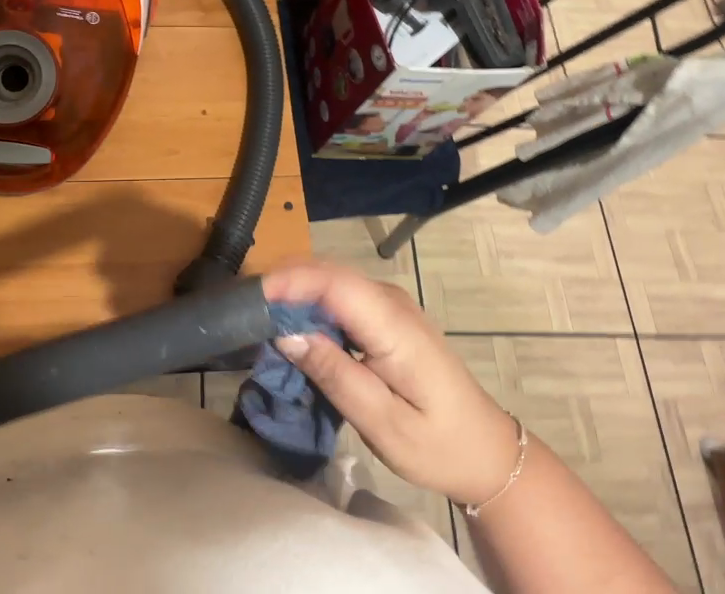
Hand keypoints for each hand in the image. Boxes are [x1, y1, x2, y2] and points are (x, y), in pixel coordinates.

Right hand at [263, 262, 518, 505]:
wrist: (486, 451)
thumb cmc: (437, 444)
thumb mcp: (382, 422)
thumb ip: (335, 373)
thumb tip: (286, 333)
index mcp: (393, 325)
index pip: (333, 284)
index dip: (289, 282)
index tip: (247, 298)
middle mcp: (391, 302)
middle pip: (328, 274)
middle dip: (282, 283)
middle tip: (238, 309)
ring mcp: (390, 306)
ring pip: (330, 281)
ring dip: (292, 292)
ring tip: (253, 315)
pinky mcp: (385, 317)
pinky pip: (339, 297)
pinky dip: (309, 304)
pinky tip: (287, 325)